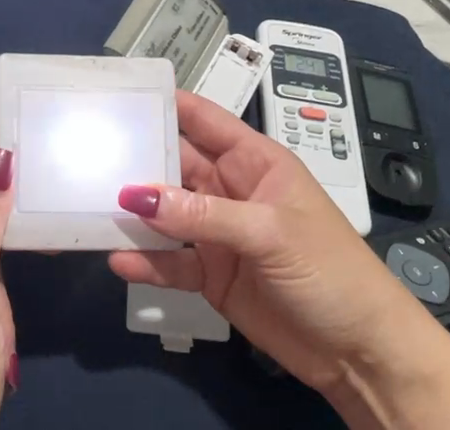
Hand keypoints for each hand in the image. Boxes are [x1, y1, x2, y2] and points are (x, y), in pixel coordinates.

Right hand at [107, 90, 432, 391]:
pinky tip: (119, 260)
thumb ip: (203, 214)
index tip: (120, 95)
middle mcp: (230, 189)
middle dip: (136, 157)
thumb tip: (136, 197)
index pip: (203, 120)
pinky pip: (170, 261)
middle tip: (87, 153)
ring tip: (91, 206)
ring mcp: (218, 233)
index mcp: (254, 161)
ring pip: (165, 213)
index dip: (165, 103)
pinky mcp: (211, 275)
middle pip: (174, 163)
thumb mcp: (271, 233)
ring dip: (134, 212)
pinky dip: (145, 261)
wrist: (363, 354)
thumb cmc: (332, 272)